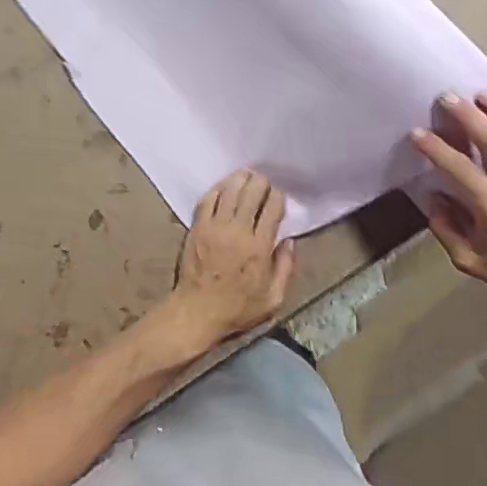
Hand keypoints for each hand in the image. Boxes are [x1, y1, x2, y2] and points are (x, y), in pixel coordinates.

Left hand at [168, 169, 295, 345]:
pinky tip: (223, 186)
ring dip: (239, 180)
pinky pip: (207, 201)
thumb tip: (289, 242)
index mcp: (259, 248)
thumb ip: (285, 268)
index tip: (279, 196)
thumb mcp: (273, 299)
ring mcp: (215, 227)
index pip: (272, 210)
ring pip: (229, 192)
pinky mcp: (197, 228)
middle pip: (251, 194)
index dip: (278, 198)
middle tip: (263, 180)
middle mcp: (238, 232)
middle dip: (260, 183)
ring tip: (246, 174)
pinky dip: (217, 189)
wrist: (197, 311)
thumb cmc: (237, 309)